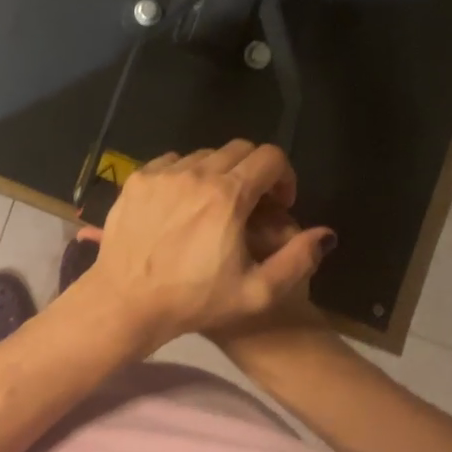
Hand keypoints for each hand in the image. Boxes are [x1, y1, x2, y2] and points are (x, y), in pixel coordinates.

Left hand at [77, 140, 332, 351]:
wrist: (126, 301)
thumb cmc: (194, 301)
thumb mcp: (257, 294)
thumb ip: (297, 260)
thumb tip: (324, 234)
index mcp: (228, 196)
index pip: (269, 157)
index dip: (284, 177)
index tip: (278, 205)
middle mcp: (195, 174)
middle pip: (238, 150)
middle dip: (254, 173)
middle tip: (251, 206)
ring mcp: (162, 174)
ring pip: (203, 155)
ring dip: (219, 173)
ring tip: (215, 208)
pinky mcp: (136, 180)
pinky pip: (170, 162)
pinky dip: (185, 175)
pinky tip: (182, 205)